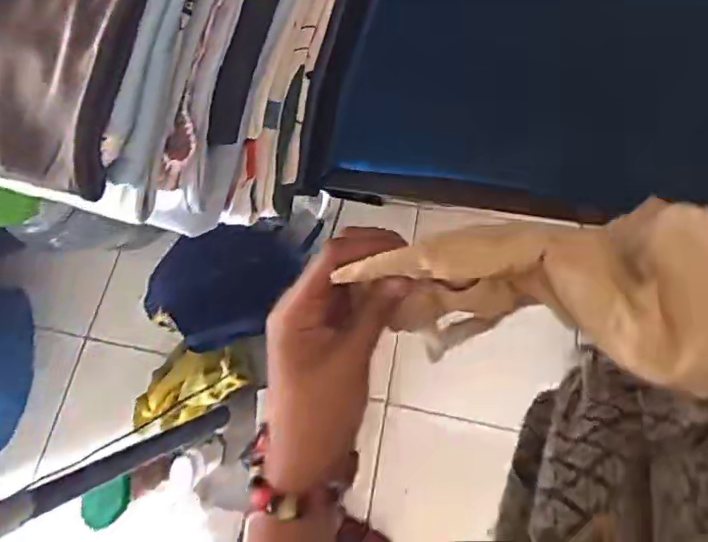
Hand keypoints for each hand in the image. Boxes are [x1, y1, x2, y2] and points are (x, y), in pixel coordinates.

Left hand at [262, 227, 409, 493]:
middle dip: (374, 254)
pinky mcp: (324, 331)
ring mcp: (312, 317)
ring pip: (346, 278)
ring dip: (377, 272)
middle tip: (411, 259)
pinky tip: (397, 296)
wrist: (303, 463)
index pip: (332, 256)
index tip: (404, 247)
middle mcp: (301, 304)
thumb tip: (405, 274)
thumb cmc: (321, 412)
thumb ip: (376, 310)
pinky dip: (372, 293)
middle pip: (338, 261)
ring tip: (410, 274)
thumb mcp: (352, 358)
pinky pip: (349, 299)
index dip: (368, 244)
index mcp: (296, 307)